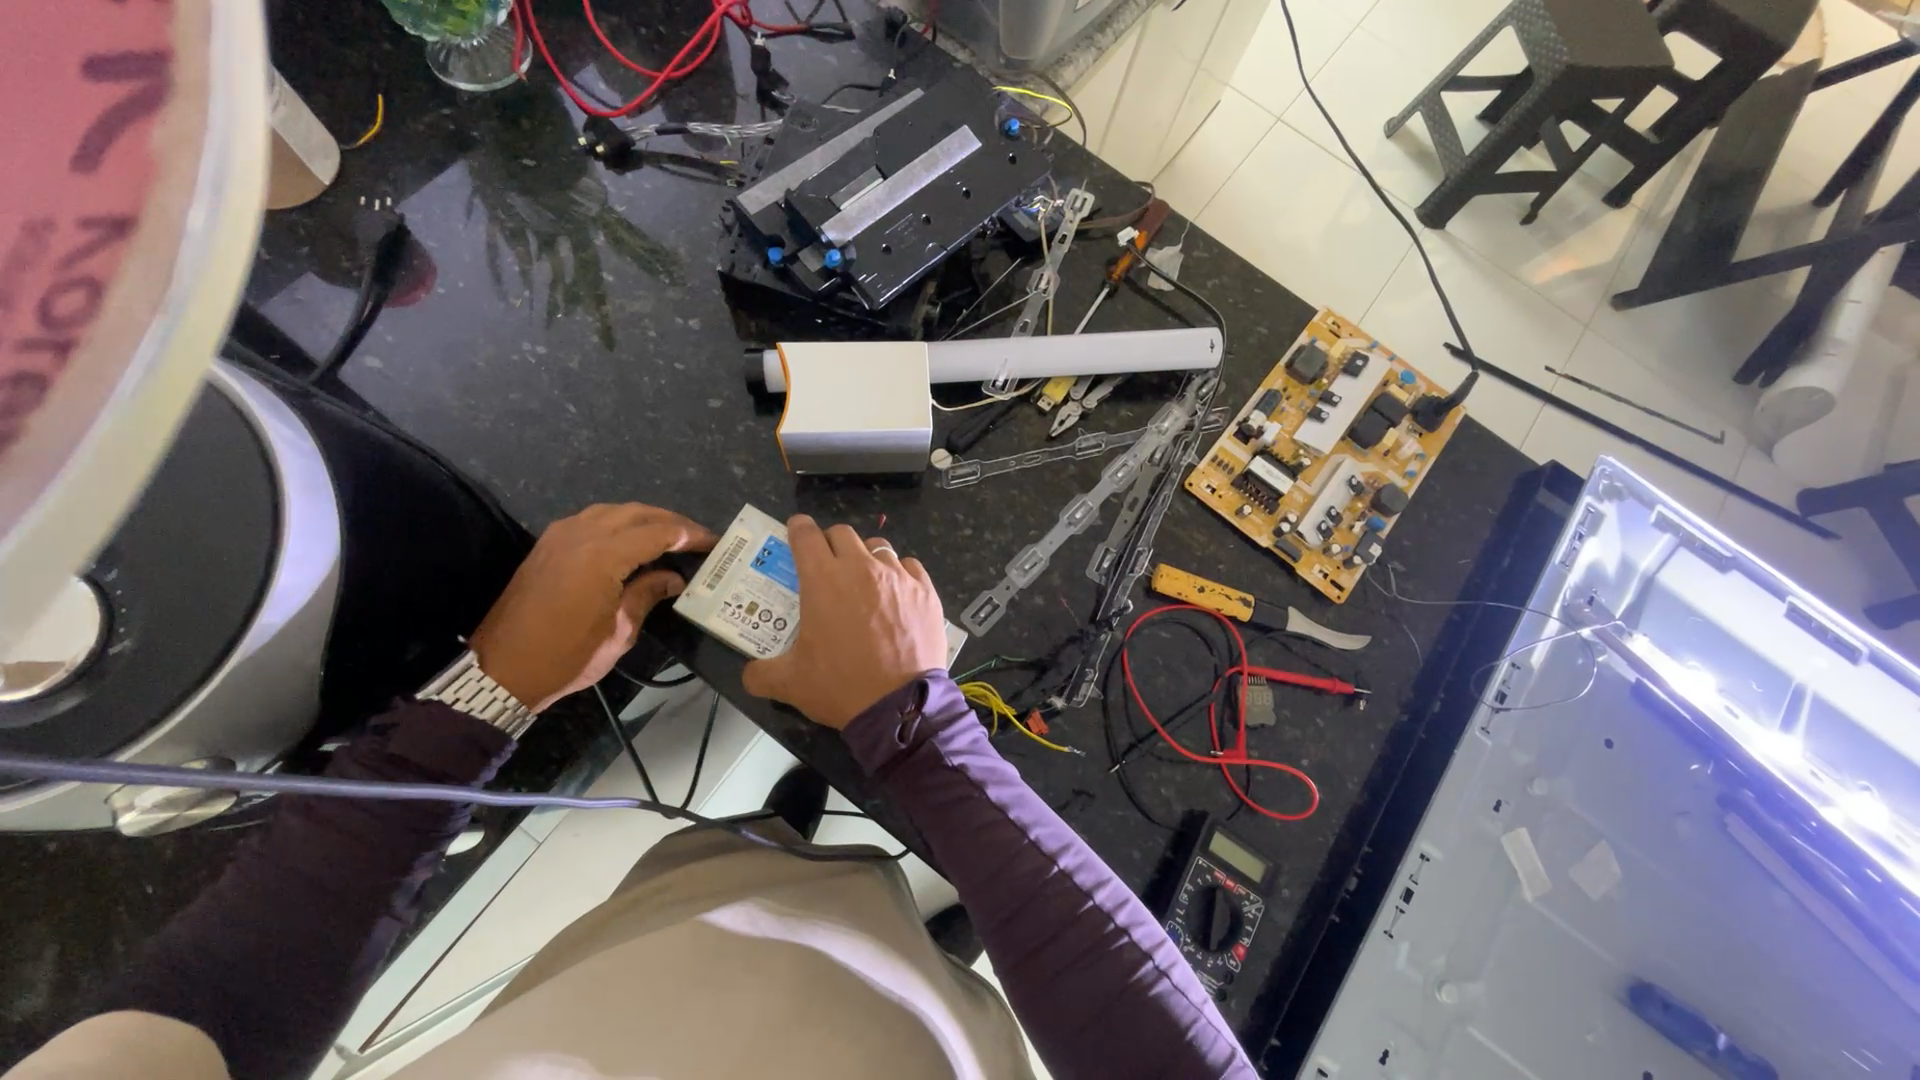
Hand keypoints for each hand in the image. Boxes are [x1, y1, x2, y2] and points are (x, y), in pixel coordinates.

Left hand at [469, 504, 714, 711]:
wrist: (503, 668)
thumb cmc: (567, 656)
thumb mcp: (619, 631)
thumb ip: (647, 594)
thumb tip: (673, 578)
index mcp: (603, 556)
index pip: (658, 532)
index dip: (690, 535)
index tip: (715, 542)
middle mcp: (582, 534)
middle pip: (638, 513)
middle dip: (671, 522)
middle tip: (698, 538)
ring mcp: (561, 536)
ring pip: (614, 511)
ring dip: (645, 518)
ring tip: (670, 536)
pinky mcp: (549, 544)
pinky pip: (592, 519)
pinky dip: (619, 523)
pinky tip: (632, 541)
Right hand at [741, 515, 947, 728]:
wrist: (899, 706)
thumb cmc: (841, 686)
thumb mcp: (790, 683)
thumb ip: (761, 673)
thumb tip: (750, 673)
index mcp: (823, 579)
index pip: (806, 534)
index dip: (797, 530)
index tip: (795, 534)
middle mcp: (861, 567)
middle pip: (842, 534)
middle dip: (830, 543)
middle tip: (826, 565)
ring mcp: (898, 577)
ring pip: (878, 547)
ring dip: (865, 556)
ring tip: (863, 580)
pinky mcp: (925, 590)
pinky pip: (909, 566)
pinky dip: (899, 573)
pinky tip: (896, 594)